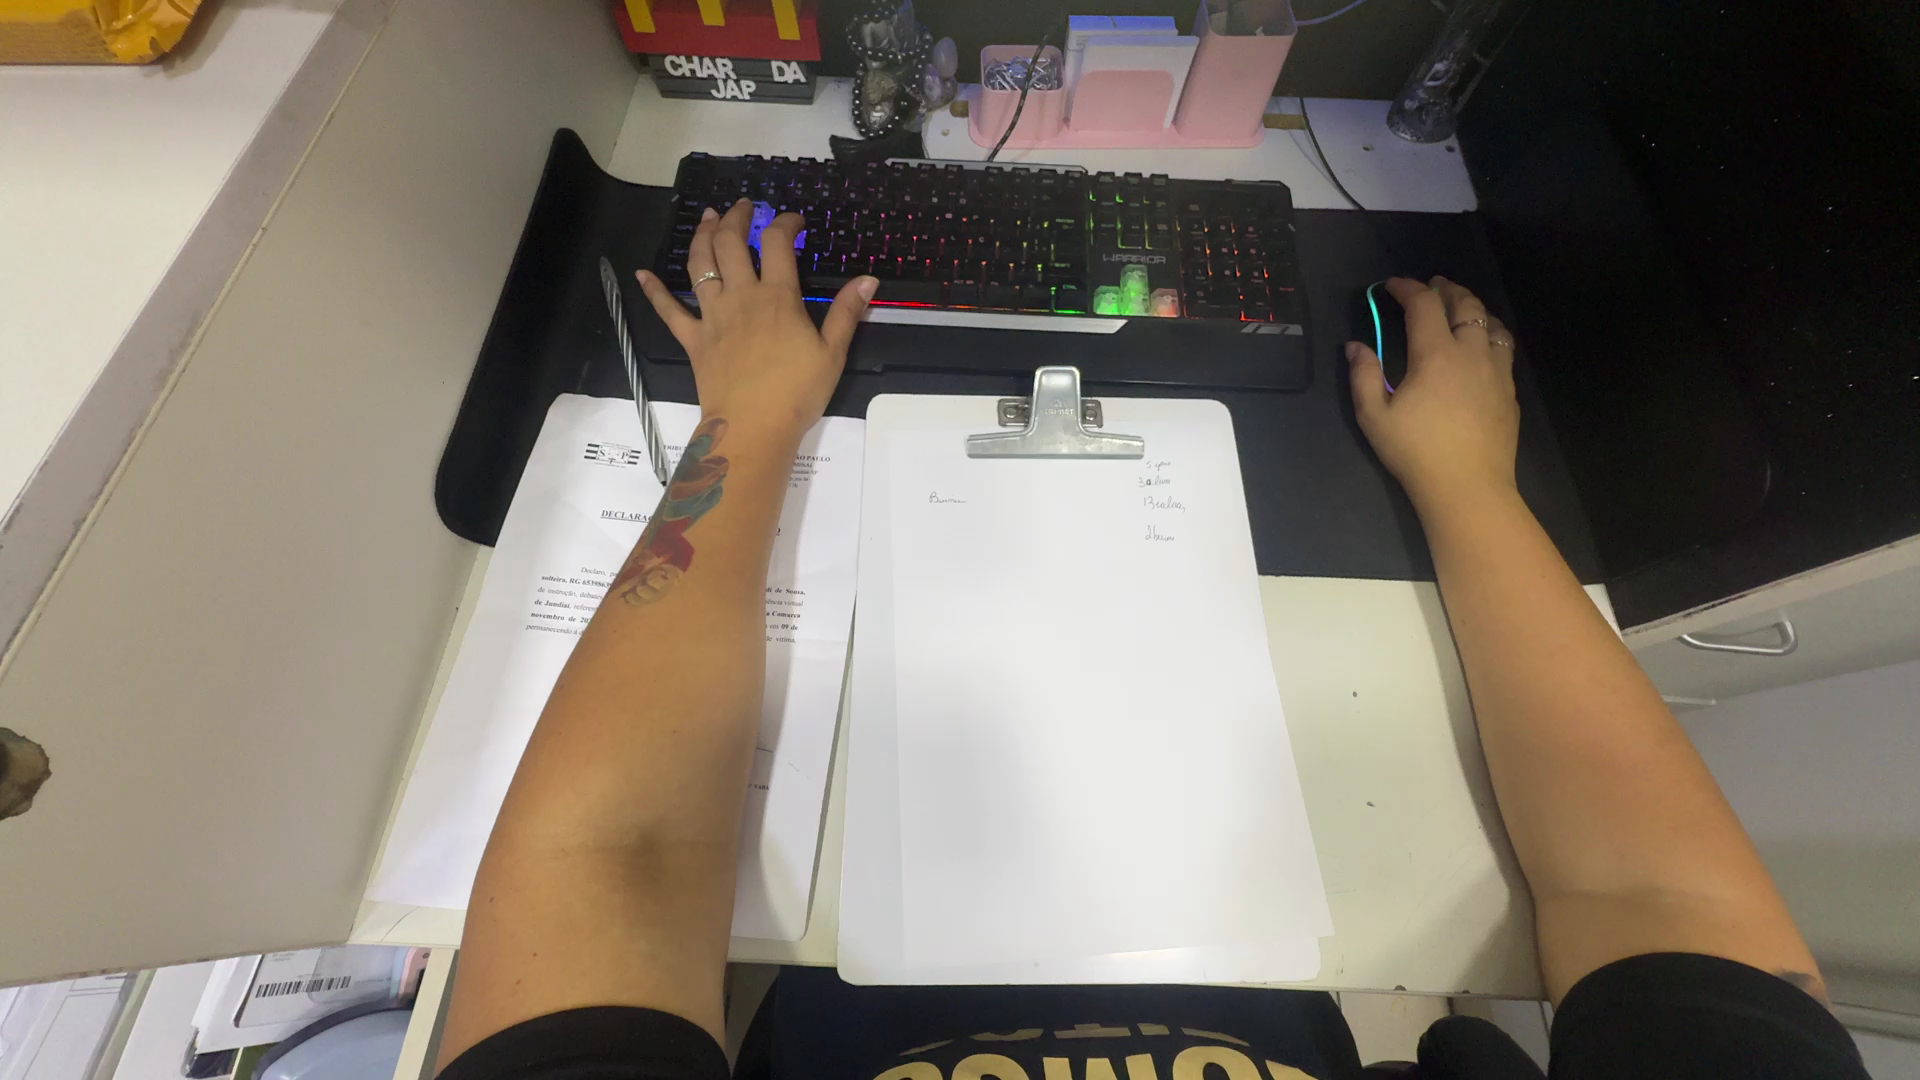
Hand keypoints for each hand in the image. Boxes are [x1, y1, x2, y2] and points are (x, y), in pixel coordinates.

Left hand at [637, 198, 876, 443]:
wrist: (754, 427)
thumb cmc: (797, 393)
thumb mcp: (832, 353)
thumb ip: (847, 312)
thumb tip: (868, 279)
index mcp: (778, 298)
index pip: (778, 244)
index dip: (784, 223)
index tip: (793, 219)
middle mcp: (742, 297)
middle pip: (731, 243)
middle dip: (735, 218)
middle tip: (742, 207)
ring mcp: (713, 316)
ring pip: (700, 264)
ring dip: (702, 236)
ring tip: (707, 219)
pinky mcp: (693, 339)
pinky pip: (669, 310)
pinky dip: (654, 291)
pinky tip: (641, 274)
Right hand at [1347, 276, 1519, 511]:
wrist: (1466, 483)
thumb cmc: (1413, 450)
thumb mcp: (1373, 416)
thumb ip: (1363, 376)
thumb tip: (1355, 346)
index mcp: (1435, 355)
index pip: (1423, 306)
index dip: (1407, 289)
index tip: (1391, 285)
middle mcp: (1470, 353)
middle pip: (1465, 305)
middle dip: (1445, 289)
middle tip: (1431, 285)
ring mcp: (1496, 370)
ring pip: (1491, 323)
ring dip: (1472, 308)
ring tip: (1459, 308)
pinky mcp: (1508, 389)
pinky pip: (1503, 347)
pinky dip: (1489, 333)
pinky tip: (1481, 343)